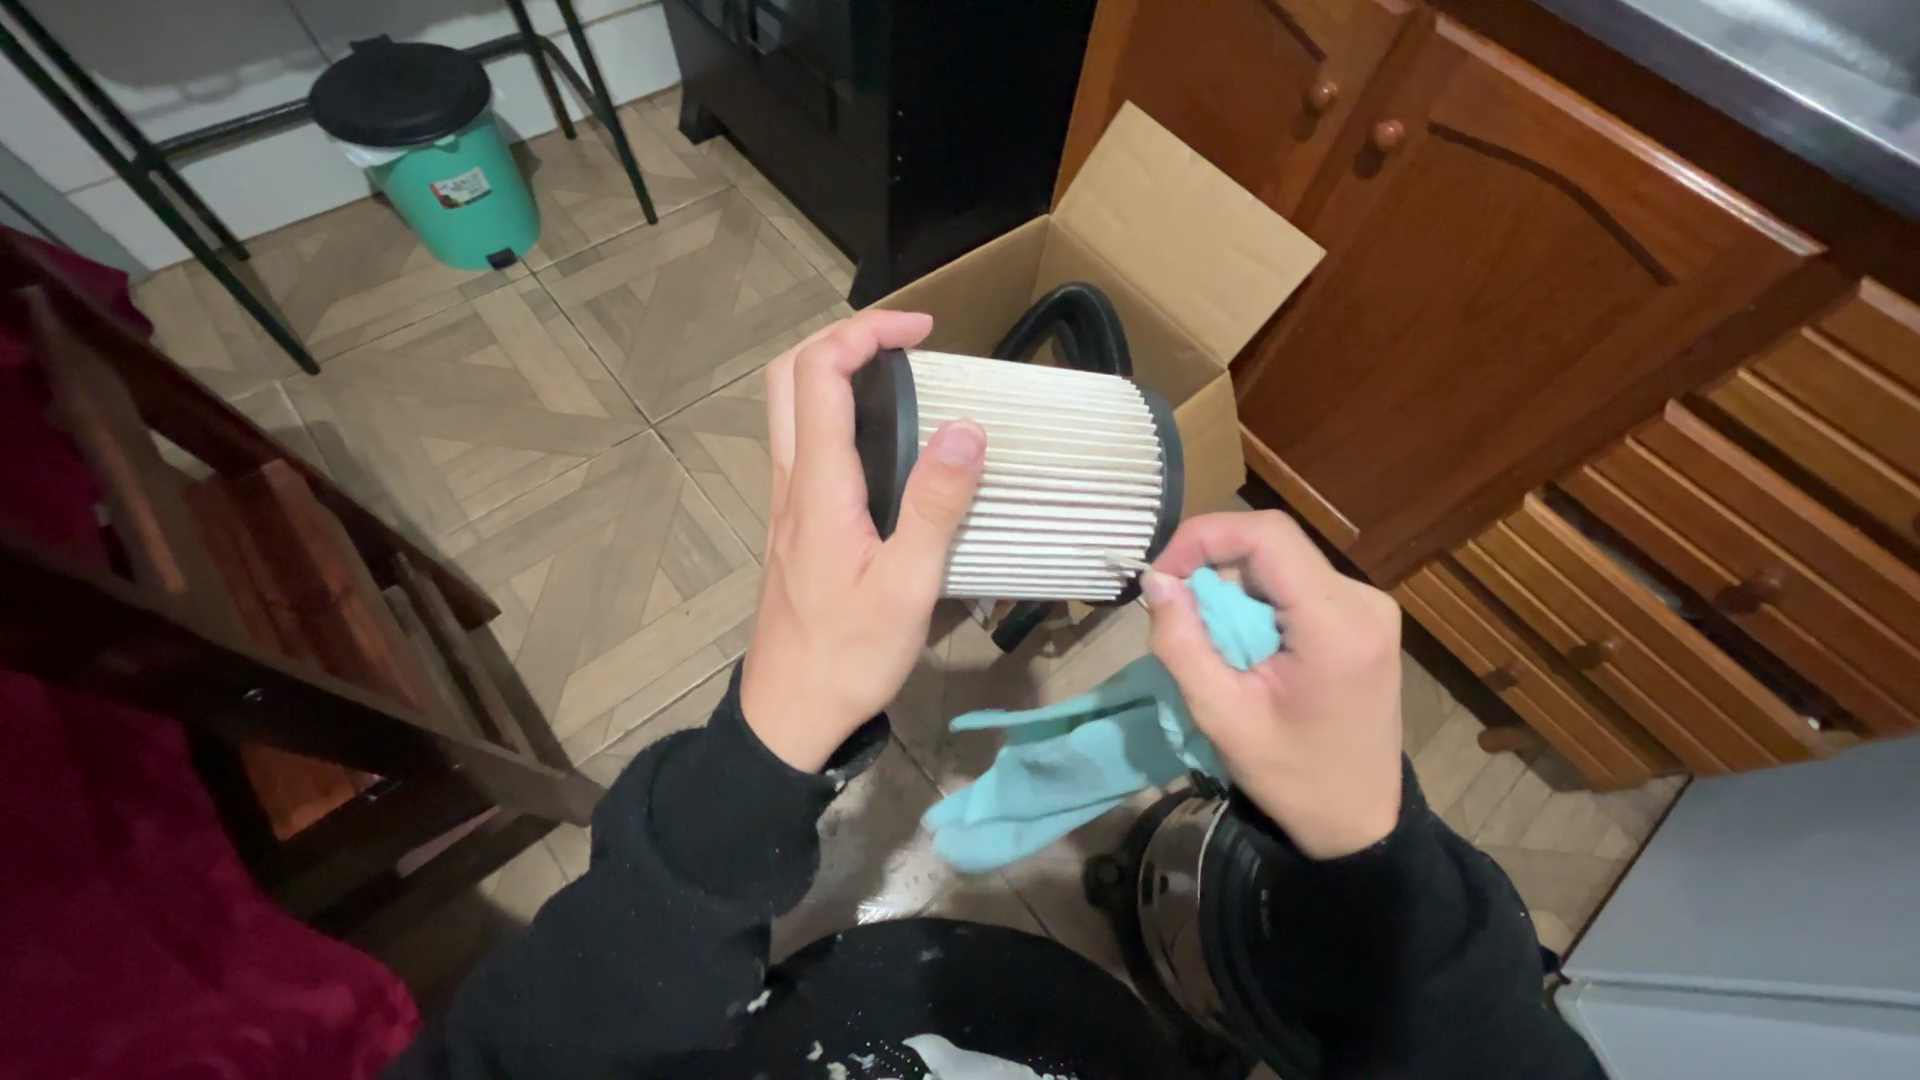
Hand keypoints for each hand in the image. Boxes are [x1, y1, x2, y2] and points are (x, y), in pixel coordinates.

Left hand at [740, 310, 986, 771]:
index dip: (865, 332)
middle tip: (901, 344)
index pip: (818, 374)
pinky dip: (834, 415)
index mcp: (817, 487)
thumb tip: (967, 429)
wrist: (789, 712)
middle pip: (787, 378)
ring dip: (833, 373)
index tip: (922, 329)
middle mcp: (791, 482)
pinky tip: (883, 446)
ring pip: (790, 410)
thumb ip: (935, 506)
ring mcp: (786, 504)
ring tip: (899, 381)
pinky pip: (803, 446)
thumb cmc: (849, 655)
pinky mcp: (794, 526)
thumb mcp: (907, 586)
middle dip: (840, 338)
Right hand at [1142, 511, 1403, 858]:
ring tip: (1211, 641)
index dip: (1204, 537)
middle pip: (1271, 546)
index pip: (1267, 536)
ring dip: (1231, 588)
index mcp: (1337, 623)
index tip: (1162, 575)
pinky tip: (1244, 645)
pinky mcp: (1361, 617)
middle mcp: (1362, 600)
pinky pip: (1293, 583)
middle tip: (1178, 614)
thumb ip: (1182, 642)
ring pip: (1279, 563)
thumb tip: (1156, 580)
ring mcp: (1367, 607)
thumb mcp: (1221, 715)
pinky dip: (1254, 601)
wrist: (1358, 820)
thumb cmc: (1291, 775)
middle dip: (1211, 567)